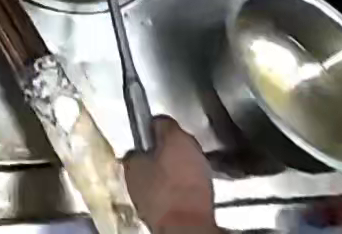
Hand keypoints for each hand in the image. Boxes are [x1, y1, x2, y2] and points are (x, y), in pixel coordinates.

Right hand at [123, 116, 217, 233]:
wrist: (186, 230)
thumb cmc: (159, 194)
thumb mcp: (132, 166)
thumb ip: (135, 152)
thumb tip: (138, 153)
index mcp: (176, 135)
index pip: (160, 120)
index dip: (146, 126)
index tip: (139, 136)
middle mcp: (195, 148)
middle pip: (174, 139)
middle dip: (160, 145)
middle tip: (145, 156)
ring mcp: (205, 170)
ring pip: (183, 158)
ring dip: (171, 163)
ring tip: (154, 175)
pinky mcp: (209, 191)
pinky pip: (190, 175)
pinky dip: (180, 178)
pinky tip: (167, 189)